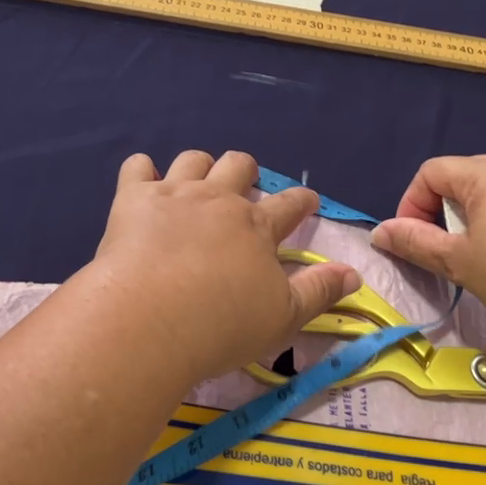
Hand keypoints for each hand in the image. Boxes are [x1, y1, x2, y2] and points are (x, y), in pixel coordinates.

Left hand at [80, 150, 361, 382]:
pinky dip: (141, 168)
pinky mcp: (133, 198)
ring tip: (197, 181)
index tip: (308, 199)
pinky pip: (137, 165)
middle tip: (243, 185)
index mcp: (256, 227)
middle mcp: (218, 199)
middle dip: (246, 170)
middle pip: (238, 165)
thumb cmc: (221, 325)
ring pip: (193, 159)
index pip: (289, 204)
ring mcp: (174, 193)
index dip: (302, 200)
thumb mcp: (283, 317)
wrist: (150, 318)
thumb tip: (352, 272)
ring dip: (199, 166)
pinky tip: (143, 180)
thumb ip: (318, 291)